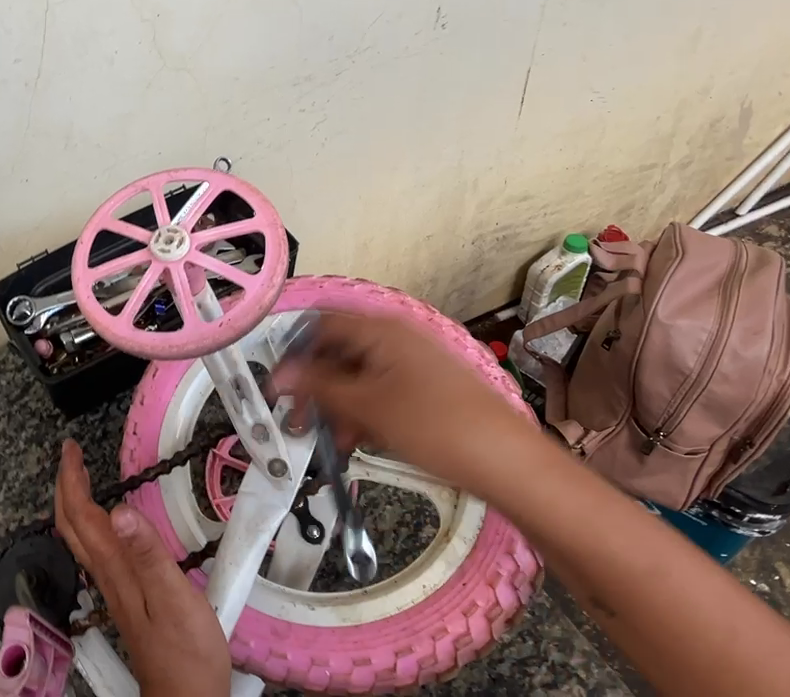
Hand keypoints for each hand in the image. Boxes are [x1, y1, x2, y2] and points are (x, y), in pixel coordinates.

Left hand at [54, 439, 230, 696]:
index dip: (72, 478)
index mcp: (114, 567)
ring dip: (76, 503)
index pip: (82, 514)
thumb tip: (120, 511)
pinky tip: (108, 523)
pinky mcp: (126, 598)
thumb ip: (148, 554)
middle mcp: (107, 574)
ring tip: (81, 479)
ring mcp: (114, 588)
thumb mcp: (174, 598)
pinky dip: (93, 524)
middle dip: (66, 486)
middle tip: (70, 455)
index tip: (70, 447)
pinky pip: (97, 550)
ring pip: (81, 538)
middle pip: (72, 525)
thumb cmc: (186, 650)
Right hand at [272, 312, 539, 494]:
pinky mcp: (427, 389)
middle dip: (316, 386)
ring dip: (338, 404)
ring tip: (334, 439)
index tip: (279, 386)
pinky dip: (363, 412)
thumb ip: (317, 386)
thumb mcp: (365, 406)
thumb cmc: (437, 427)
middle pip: (339, 351)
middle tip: (300, 420)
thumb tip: (281, 374)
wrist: (510, 464)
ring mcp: (414, 362)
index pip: (320, 325)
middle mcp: (397, 337)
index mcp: (381, 329)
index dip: (294, 352)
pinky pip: (380, 391)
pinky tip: (360, 440)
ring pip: (358, 375)